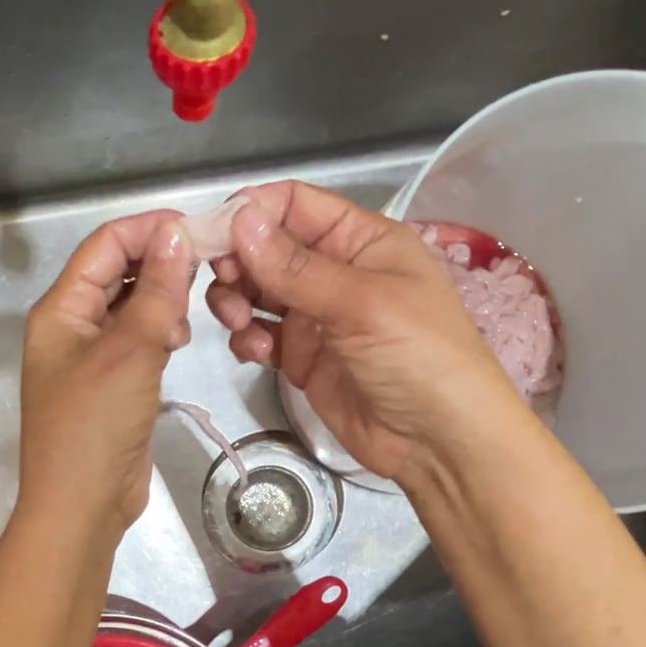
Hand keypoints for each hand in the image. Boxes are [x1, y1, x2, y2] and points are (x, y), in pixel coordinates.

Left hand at [19, 210, 195, 534]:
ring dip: (161, 303)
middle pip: (118, 273)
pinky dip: (159, 334)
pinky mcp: (112, 385)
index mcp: (60, 310)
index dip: (148, 229)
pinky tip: (179, 342)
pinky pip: (137, 342)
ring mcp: (91, 358)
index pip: (104, 246)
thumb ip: (155, 291)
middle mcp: (71, 327)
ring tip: (186, 320)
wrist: (81, 505)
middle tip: (208, 270)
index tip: (199, 228)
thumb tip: (175, 233)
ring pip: (131, 308)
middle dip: (160, 266)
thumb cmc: (94, 425)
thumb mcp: (129, 352)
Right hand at [205, 181, 520, 480]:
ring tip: (237, 323)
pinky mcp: (301, 357)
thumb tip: (239, 219)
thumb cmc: (418, 357)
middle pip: (266, 249)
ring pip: (256, 293)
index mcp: (360, 240)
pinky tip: (254, 353)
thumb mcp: (359, 304)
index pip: (294, 205)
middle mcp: (334, 271)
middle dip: (237, 263)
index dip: (250, 213)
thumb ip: (294, 268)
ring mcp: (315, 316)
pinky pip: (259, 335)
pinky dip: (247, 339)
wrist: (436, 441)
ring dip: (236, 302)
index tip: (209, 234)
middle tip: (222, 287)